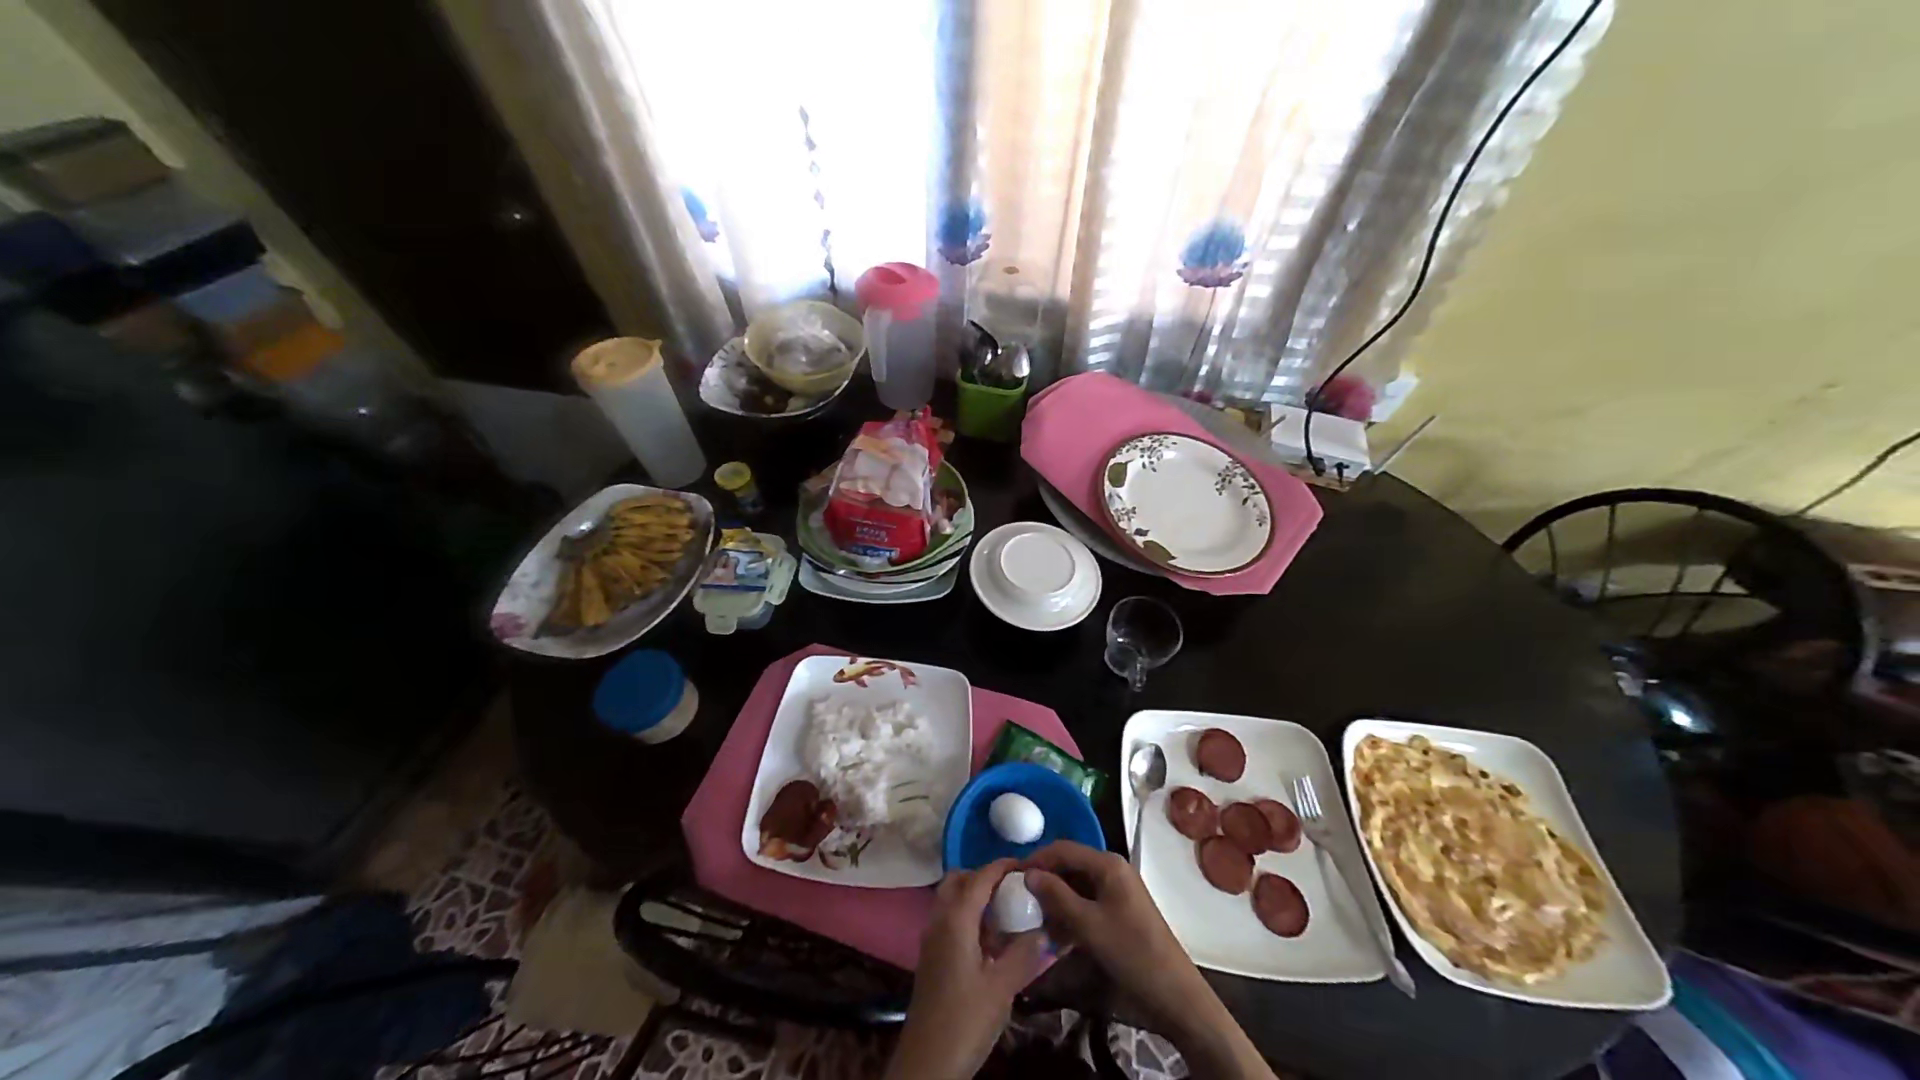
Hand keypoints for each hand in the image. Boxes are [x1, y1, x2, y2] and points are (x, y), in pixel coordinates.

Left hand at [883, 859, 1048, 1079]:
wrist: (927, 1063)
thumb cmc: (965, 1019)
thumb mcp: (1002, 986)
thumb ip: (1024, 953)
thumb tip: (1044, 929)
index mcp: (955, 919)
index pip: (980, 877)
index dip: (1003, 867)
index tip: (1028, 865)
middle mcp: (939, 920)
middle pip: (959, 881)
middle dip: (985, 877)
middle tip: (1015, 888)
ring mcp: (932, 939)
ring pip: (952, 901)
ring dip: (976, 897)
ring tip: (1009, 911)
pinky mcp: (933, 957)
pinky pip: (951, 921)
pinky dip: (970, 917)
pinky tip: (993, 940)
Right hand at [1023, 841, 1275, 1079]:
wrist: (1174, 994)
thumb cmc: (1131, 953)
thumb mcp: (1088, 925)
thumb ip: (1056, 896)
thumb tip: (1028, 874)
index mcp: (1108, 864)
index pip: (1062, 849)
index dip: (1036, 860)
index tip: (1011, 878)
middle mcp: (1112, 870)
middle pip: (1069, 865)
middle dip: (1044, 880)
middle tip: (1018, 900)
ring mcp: (1117, 891)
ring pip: (1076, 885)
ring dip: (1054, 899)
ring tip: (1032, 918)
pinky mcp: (1118, 911)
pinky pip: (1086, 902)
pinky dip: (1068, 913)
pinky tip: (1054, 933)